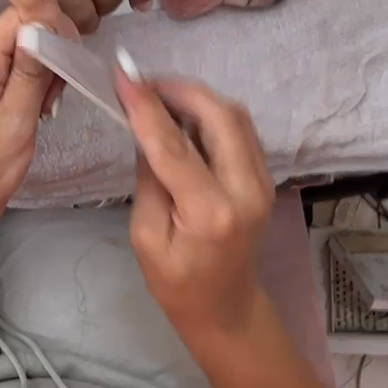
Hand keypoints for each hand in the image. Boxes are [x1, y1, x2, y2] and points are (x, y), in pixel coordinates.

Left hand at [0, 9, 55, 259]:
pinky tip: (46, 109)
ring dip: (50, 69)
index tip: (72, 51)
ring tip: (52, 104)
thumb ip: (29, 72)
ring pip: (29, 52)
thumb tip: (43, 23)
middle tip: (61, 86)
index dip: (49, 21)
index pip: (17, 14)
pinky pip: (25, 74)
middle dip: (54, 47)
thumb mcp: (14, 120)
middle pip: (25, 28)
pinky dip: (42, 85)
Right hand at [113, 56, 275, 337]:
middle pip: (221, 116)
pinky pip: (239, 130)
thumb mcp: (146, 237)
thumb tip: (146, 133)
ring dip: (196, 98)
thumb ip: (150, 182)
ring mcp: (263, 181)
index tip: (123, 80)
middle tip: (143, 83)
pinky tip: (181, 115)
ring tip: (157, 95)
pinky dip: (209, 113)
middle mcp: (247, 190)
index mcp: (211, 212)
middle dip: (180, 90)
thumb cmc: (176, 283)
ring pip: (235, 117)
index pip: (175, 147)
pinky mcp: (264, 177)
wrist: (226, 307)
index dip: (147, 109)